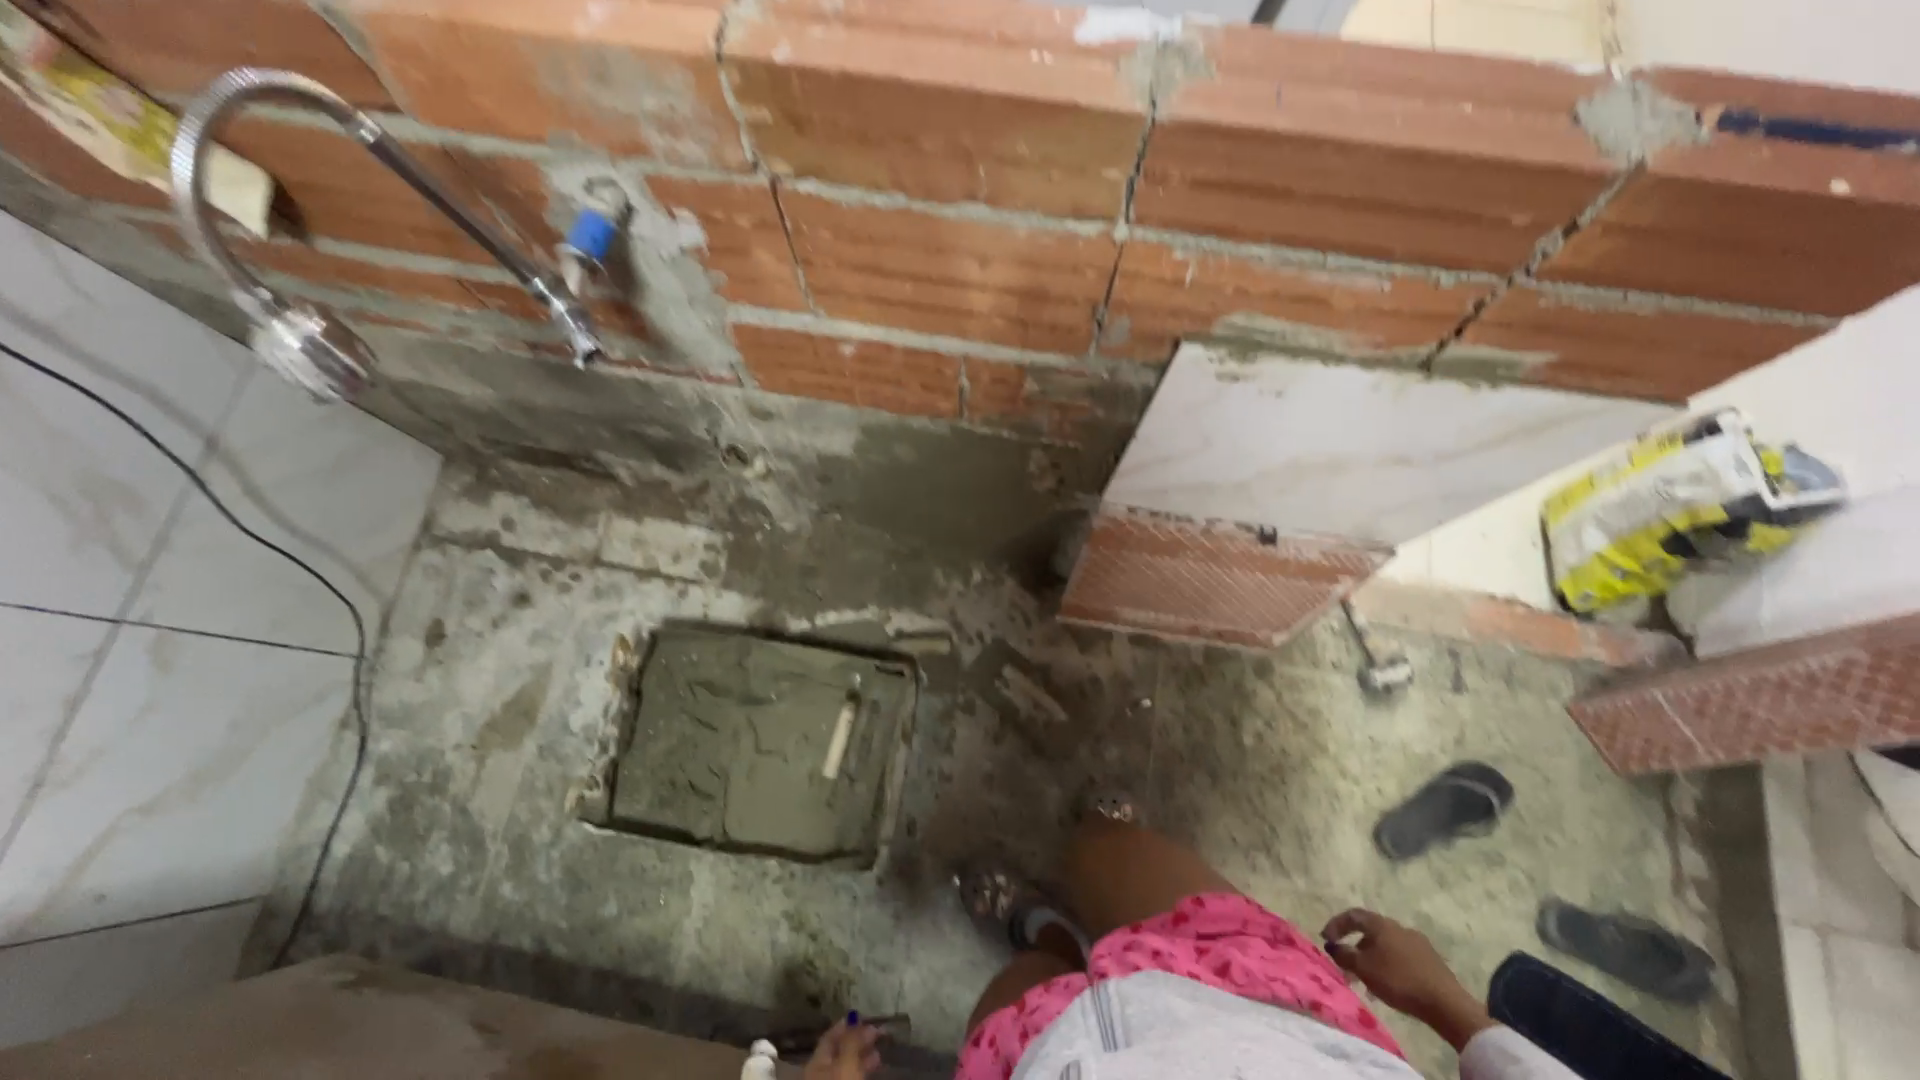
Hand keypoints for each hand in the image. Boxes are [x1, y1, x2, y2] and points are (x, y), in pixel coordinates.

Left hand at [802, 1018, 880, 1079]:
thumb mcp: (847, 1065)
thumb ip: (851, 1041)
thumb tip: (854, 1016)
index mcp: (816, 1063)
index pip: (830, 1037)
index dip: (845, 1025)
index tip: (863, 1016)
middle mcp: (819, 1075)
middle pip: (838, 1052)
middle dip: (857, 1041)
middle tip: (877, 1033)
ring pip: (846, 1068)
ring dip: (862, 1058)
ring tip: (879, 1054)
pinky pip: (851, 1079)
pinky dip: (862, 1073)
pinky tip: (873, 1072)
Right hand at [1320, 908, 1494, 1050]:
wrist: (1445, 1003)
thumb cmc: (1398, 980)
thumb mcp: (1363, 968)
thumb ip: (1344, 954)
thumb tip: (1333, 946)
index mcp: (1381, 925)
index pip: (1353, 915)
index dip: (1336, 924)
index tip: (1326, 940)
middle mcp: (1399, 928)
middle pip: (1370, 931)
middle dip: (1354, 947)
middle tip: (1346, 965)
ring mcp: (1417, 943)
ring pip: (1386, 946)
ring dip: (1371, 959)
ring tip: (1366, 981)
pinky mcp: (1430, 960)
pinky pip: (1401, 957)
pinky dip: (1388, 965)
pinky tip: (1388, 985)